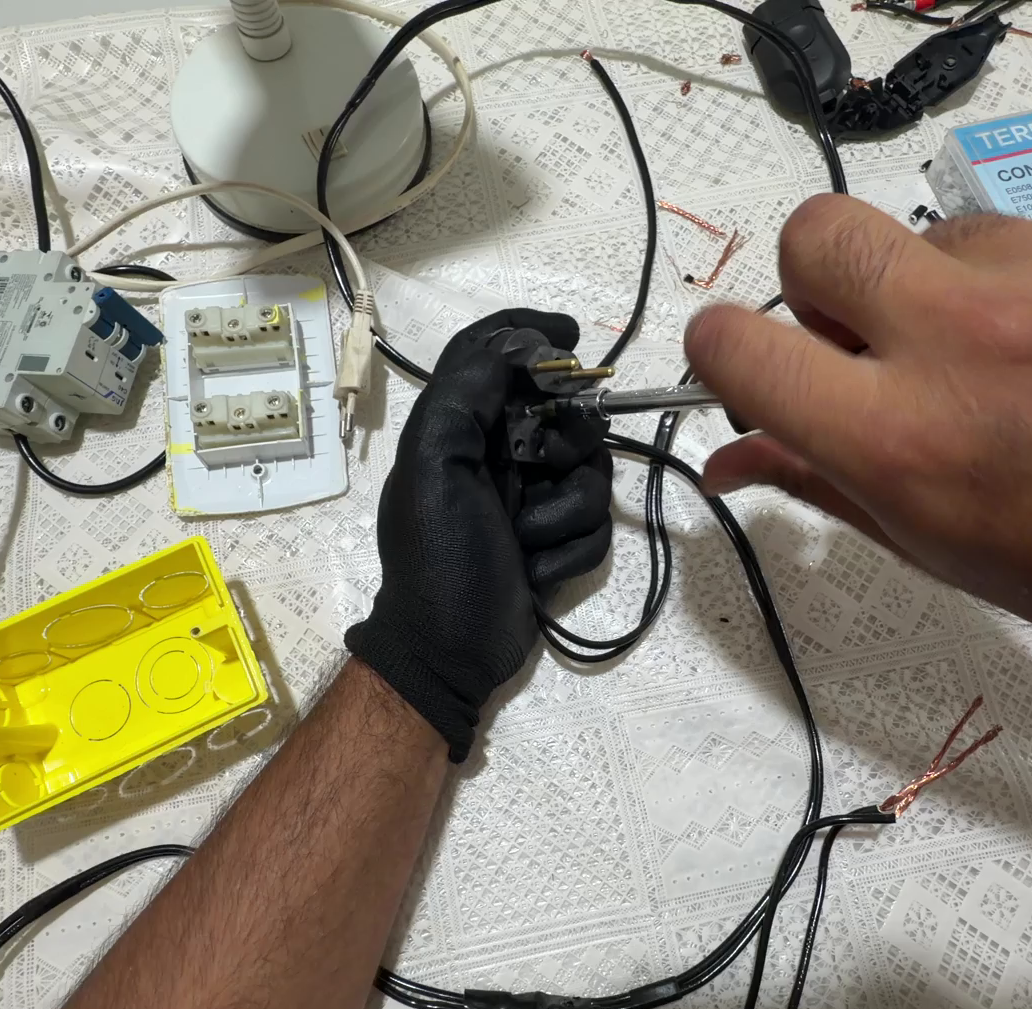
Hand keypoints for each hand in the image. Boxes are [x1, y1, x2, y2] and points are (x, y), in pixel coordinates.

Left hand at [346, 310, 612, 760]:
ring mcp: (532, 498)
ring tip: (527, 542)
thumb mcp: (434, 464)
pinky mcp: (557, 539)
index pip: (493, 354)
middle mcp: (499, 454)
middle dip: (564, 446)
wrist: (449, 652)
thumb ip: (466, 393)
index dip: (532, 333)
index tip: (572, 338)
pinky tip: (535, 573)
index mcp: (461, 428)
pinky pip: (596, 524)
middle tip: (543, 469)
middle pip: (564, 414)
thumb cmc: (437, 556)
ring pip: (592, 473)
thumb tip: (517, 343)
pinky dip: (571, 551)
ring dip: (564, 513)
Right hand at [686, 197, 1031, 762]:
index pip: (736, 345)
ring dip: (946, 290)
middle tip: (870, 334)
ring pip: (941, 235)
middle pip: (818, 232)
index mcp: (903, 440)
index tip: (743, 361)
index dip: (719, 349)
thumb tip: (726, 460)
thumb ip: (812, 480)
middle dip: (819, 281)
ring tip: (1014, 360)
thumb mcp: (930, 545)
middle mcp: (973, 341)